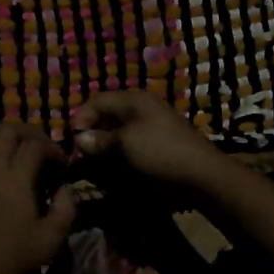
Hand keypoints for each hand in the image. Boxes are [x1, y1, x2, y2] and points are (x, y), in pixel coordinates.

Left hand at [0, 123, 76, 273]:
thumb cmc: (13, 257)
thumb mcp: (52, 237)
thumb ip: (66, 207)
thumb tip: (65, 188)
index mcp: (14, 178)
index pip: (35, 143)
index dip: (54, 149)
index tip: (65, 166)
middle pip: (7, 128)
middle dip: (30, 132)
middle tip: (46, 151)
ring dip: (15, 145)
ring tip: (34, 167)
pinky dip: (4, 158)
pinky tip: (18, 183)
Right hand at [70, 90, 226, 186]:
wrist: (201, 173)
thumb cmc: (160, 151)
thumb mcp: (125, 144)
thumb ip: (99, 140)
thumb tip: (79, 139)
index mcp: (134, 99)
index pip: (97, 100)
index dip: (81, 118)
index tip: (72, 141)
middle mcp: (141, 108)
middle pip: (107, 115)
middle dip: (92, 133)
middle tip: (82, 155)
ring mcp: (151, 126)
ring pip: (118, 132)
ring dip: (105, 147)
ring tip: (95, 164)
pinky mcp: (157, 144)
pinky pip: (131, 144)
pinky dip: (119, 154)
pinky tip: (114, 167)